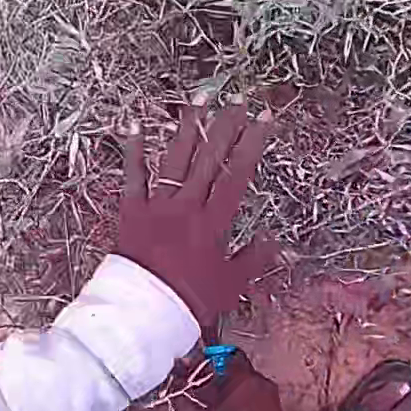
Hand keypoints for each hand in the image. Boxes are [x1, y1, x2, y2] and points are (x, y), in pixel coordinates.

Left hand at [117, 102, 280, 328]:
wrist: (144, 310)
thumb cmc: (190, 299)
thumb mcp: (230, 284)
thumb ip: (255, 259)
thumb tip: (278, 242)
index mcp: (213, 221)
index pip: (237, 174)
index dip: (252, 144)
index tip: (263, 119)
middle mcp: (186, 205)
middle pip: (209, 159)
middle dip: (225, 127)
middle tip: (237, 100)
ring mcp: (157, 205)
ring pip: (175, 159)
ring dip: (188, 128)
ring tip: (200, 100)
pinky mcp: (132, 210)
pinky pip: (133, 177)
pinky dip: (133, 152)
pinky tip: (135, 125)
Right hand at [175, 352, 290, 410]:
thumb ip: (197, 401)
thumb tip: (190, 392)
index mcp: (245, 377)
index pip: (228, 358)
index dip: (212, 364)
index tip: (201, 373)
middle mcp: (263, 384)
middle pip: (237, 378)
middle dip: (221, 389)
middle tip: (205, 402)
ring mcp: (272, 401)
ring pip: (246, 395)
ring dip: (231, 405)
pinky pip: (255, 410)